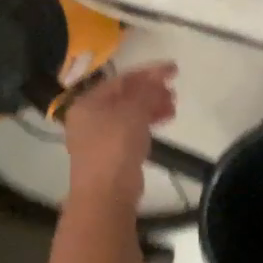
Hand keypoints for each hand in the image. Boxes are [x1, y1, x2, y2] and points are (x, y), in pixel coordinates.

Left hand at [62, 63, 177, 208]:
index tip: (174, 70)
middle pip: (125, 95)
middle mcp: (89, 116)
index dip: (149, 72)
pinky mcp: (110, 151)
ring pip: (129, 112)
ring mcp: (98, 135)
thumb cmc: (115, 146)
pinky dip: (147, 121)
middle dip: (151, 91)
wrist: (106, 192)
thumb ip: (146, 91)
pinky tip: (163, 122)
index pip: (122, 79)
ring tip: (173, 108)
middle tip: (174, 92)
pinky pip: (131, 128)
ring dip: (152, 106)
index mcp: (88, 102)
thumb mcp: (133, 111)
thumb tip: (157, 77)